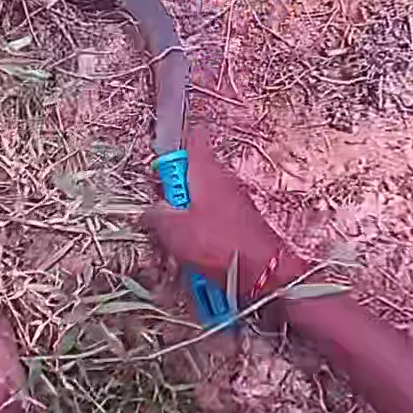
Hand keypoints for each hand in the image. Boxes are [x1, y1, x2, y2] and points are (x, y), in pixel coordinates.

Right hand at [141, 131, 304, 292]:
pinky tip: (193, 251)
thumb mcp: (172, 229)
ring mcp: (233, 202)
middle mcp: (222, 180)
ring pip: (199, 200)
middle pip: (191, 175)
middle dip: (172, 192)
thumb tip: (150, 212)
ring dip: (184, 216)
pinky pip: (211, 220)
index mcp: (205, 170)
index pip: (191, 139)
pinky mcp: (239, 224)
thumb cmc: (219, 244)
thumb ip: (155, 215)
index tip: (157, 164)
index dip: (172, 146)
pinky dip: (199, 232)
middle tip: (160, 211)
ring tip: (176, 237)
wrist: (263, 273)